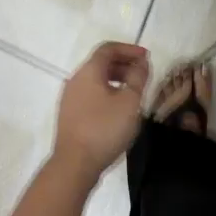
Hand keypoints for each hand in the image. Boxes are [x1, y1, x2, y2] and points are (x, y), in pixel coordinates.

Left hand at [52, 42, 150, 176]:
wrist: (73, 166)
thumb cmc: (104, 129)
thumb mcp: (129, 102)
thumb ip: (138, 78)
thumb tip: (142, 62)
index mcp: (89, 71)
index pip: (108, 49)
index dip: (129, 49)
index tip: (146, 57)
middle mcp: (76, 79)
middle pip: (101, 63)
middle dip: (124, 65)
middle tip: (142, 76)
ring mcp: (69, 98)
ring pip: (95, 81)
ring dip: (115, 81)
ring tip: (132, 94)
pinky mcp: (69, 116)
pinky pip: (90, 95)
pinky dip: (105, 94)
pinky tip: (116, 111)